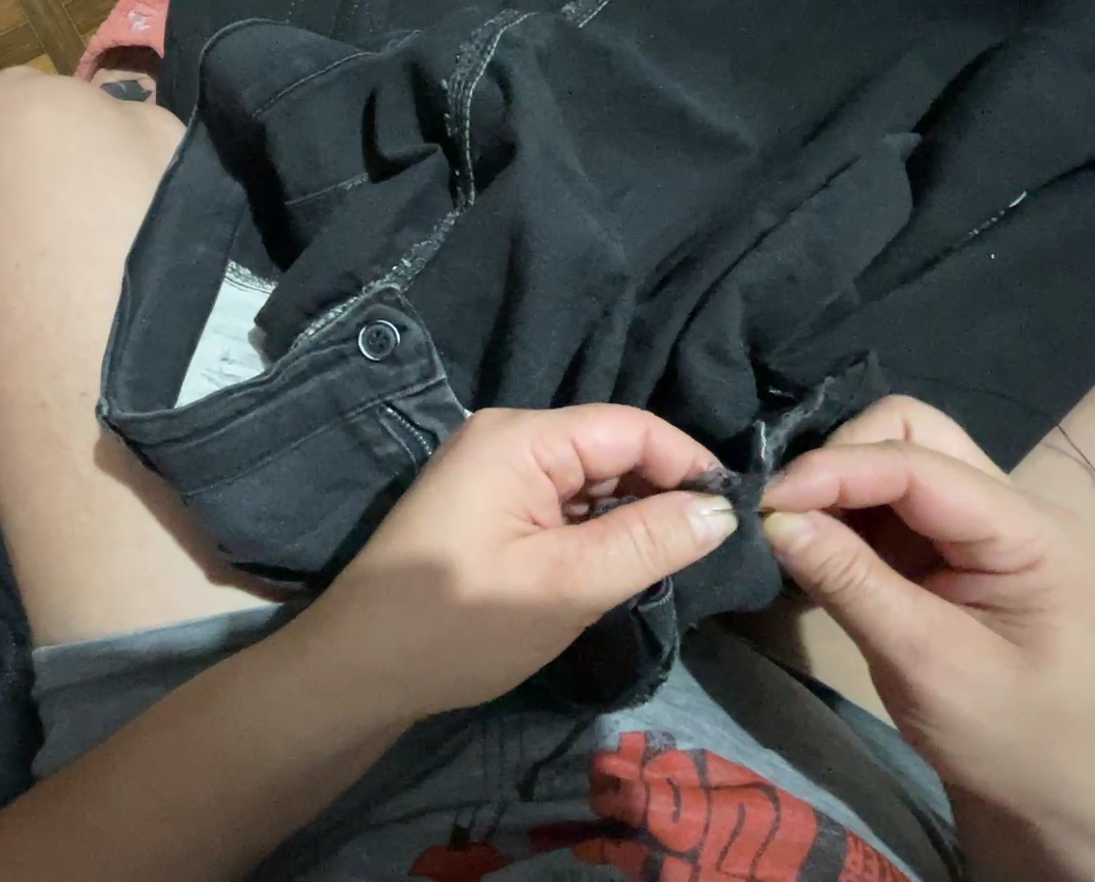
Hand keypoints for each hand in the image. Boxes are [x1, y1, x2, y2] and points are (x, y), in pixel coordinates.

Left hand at [286, 405, 738, 720]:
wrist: (359, 667)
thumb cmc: (458, 624)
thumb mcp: (566, 585)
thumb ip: (648, 540)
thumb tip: (721, 508)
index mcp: (518, 437)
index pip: (628, 427)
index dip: (686, 463)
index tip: (734, 515)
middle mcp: (504, 437)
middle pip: (607, 448)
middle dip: (659, 492)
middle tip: (707, 549)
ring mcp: (491, 469)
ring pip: (586, 478)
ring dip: (628, 514)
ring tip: (670, 561)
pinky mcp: (487, 503)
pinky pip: (558, 501)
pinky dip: (593, 528)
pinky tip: (618, 562)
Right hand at [757, 396, 1094, 877]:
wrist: (1050, 801)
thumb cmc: (1011, 738)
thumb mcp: (926, 663)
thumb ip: (848, 579)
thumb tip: (770, 517)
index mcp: (1026, 530)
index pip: (914, 460)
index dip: (833, 468)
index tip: (765, 501)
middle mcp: (1001, 507)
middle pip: (909, 430)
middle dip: (837, 456)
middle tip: (785, 506)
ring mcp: (968, 523)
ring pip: (886, 454)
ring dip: (831, 481)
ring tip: (788, 523)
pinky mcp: (935, 544)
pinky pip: (874, 498)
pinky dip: (834, 508)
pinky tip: (809, 539)